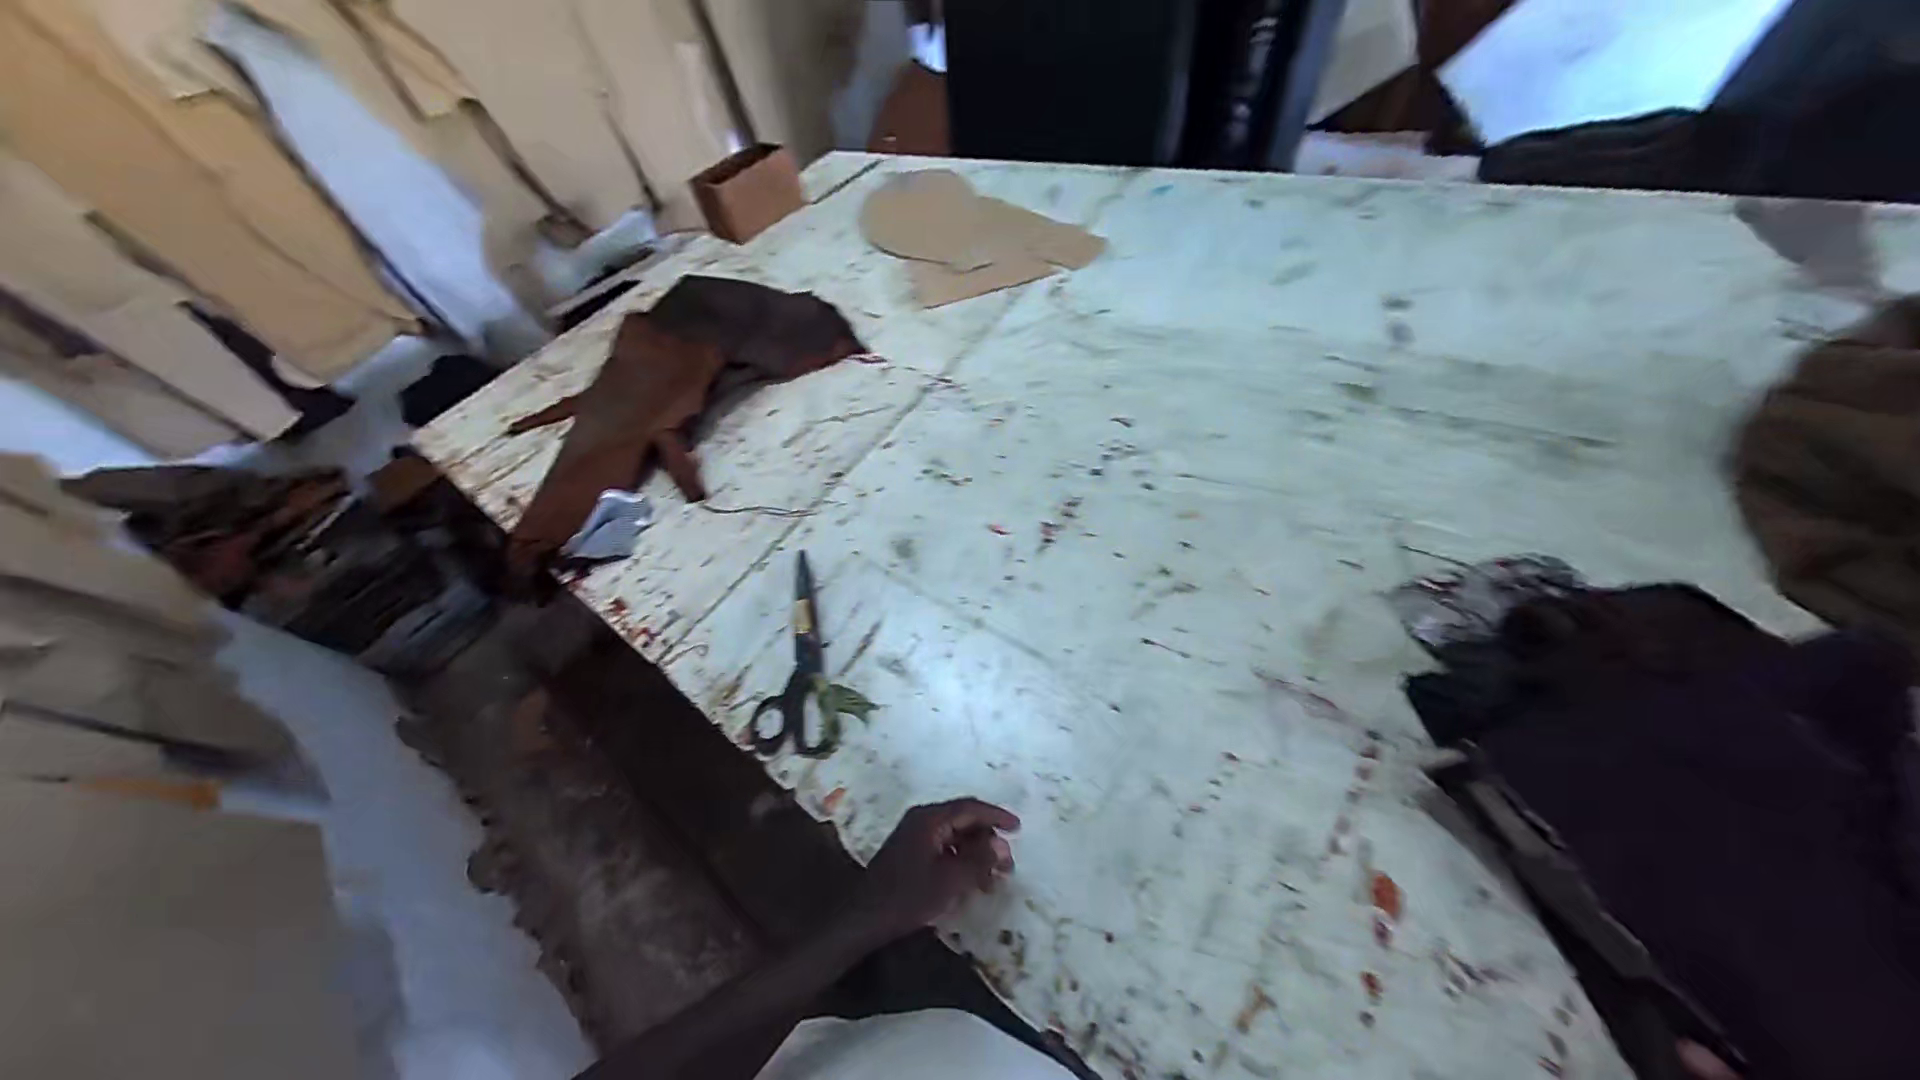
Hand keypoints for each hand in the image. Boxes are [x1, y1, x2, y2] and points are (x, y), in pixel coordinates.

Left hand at [850, 797, 1019, 942]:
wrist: (865, 918)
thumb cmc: (908, 896)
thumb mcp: (950, 880)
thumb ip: (978, 861)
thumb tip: (1001, 847)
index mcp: (930, 818)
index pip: (970, 808)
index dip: (996, 816)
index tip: (1017, 828)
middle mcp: (922, 820)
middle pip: (963, 821)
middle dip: (988, 841)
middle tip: (1007, 864)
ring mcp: (915, 836)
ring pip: (955, 837)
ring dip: (976, 854)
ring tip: (993, 880)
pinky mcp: (911, 853)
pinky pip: (944, 848)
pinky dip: (961, 862)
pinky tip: (972, 883)